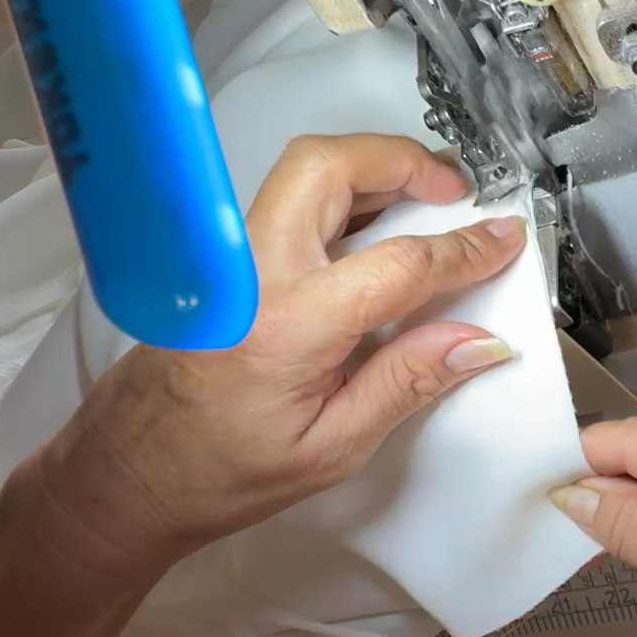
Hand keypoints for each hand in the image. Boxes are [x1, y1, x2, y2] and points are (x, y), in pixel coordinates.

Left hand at [7, 134, 526, 588]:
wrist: (129, 474)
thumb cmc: (224, 471)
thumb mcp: (335, 446)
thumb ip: (409, 382)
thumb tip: (482, 343)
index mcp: (285, 328)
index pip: (398, 265)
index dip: (464, 250)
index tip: (506, 240)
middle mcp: (249, 275)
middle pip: (326, 167)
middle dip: (403, 161)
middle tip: (459, 191)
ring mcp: (229, 260)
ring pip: (304, 171)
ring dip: (375, 169)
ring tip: (431, 198)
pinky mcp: (225, 262)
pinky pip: (292, 199)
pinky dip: (348, 192)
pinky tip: (382, 221)